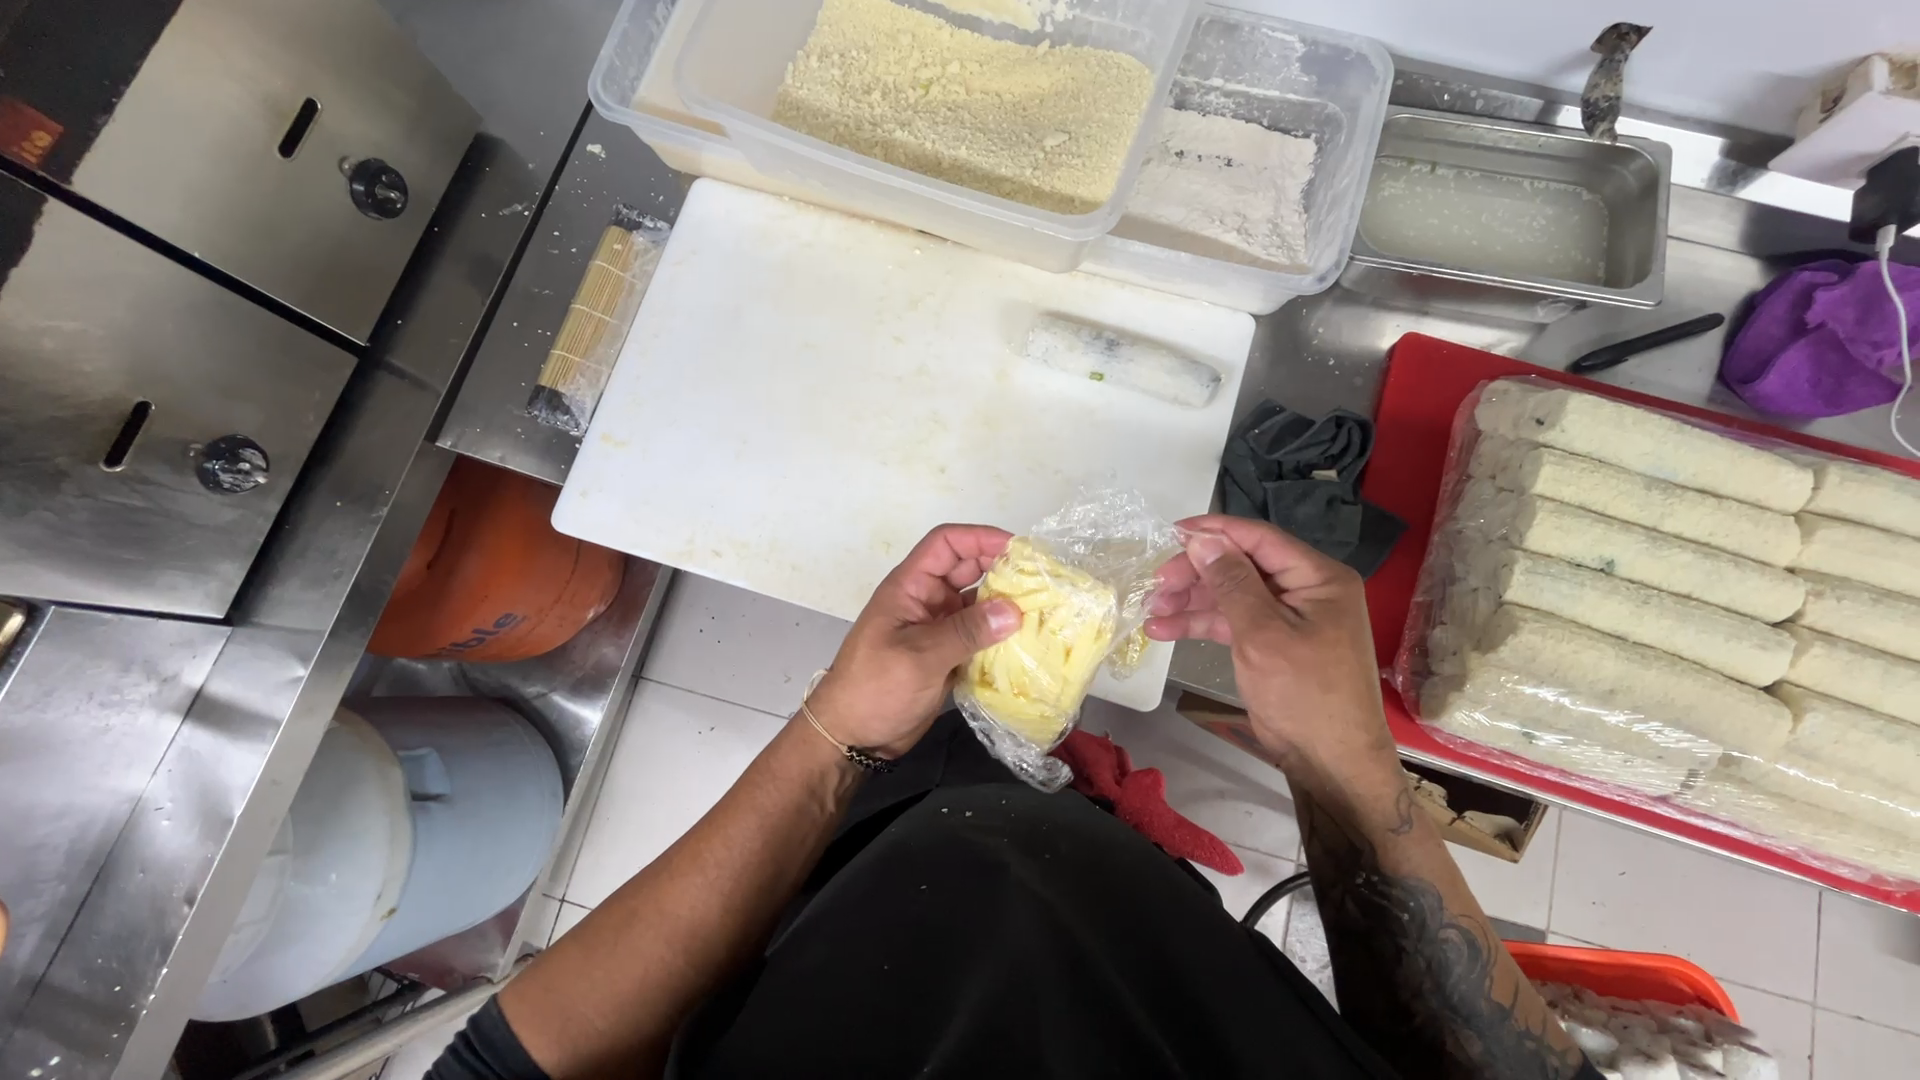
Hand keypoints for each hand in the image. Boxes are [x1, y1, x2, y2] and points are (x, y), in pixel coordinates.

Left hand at [807, 524, 1022, 759]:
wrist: (853, 736)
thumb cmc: (874, 688)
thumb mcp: (920, 657)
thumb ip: (966, 632)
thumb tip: (1014, 610)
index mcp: (910, 587)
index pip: (946, 544)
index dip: (980, 537)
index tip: (1018, 548)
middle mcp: (926, 600)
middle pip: (967, 569)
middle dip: (1001, 569)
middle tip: (1041, 580)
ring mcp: (936, 628)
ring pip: (977, 603)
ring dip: (1005, 604)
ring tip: (1043, 609)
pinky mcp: (947, 655)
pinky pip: (978, 635)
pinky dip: (1000, 635)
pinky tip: (1027, 641)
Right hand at [1147, 516, 1397, 785]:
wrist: (1329, 761)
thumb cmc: (1304, 693)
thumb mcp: (1262, 634)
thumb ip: (1231, 582)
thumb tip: (1202, 540)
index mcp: (1319, 578)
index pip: (1260, 539)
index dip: (1215, 531)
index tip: (1171, 532)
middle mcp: (1305, 590)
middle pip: (1241, 566)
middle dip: (1197, 573)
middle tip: (1157, 584)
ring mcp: (1287, 617)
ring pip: (1231, 594)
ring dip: (1191, 601)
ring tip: (1152, 610)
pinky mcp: (1270, 642)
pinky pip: (1232, 621)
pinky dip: (1200, 624)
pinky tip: (1164, 630)